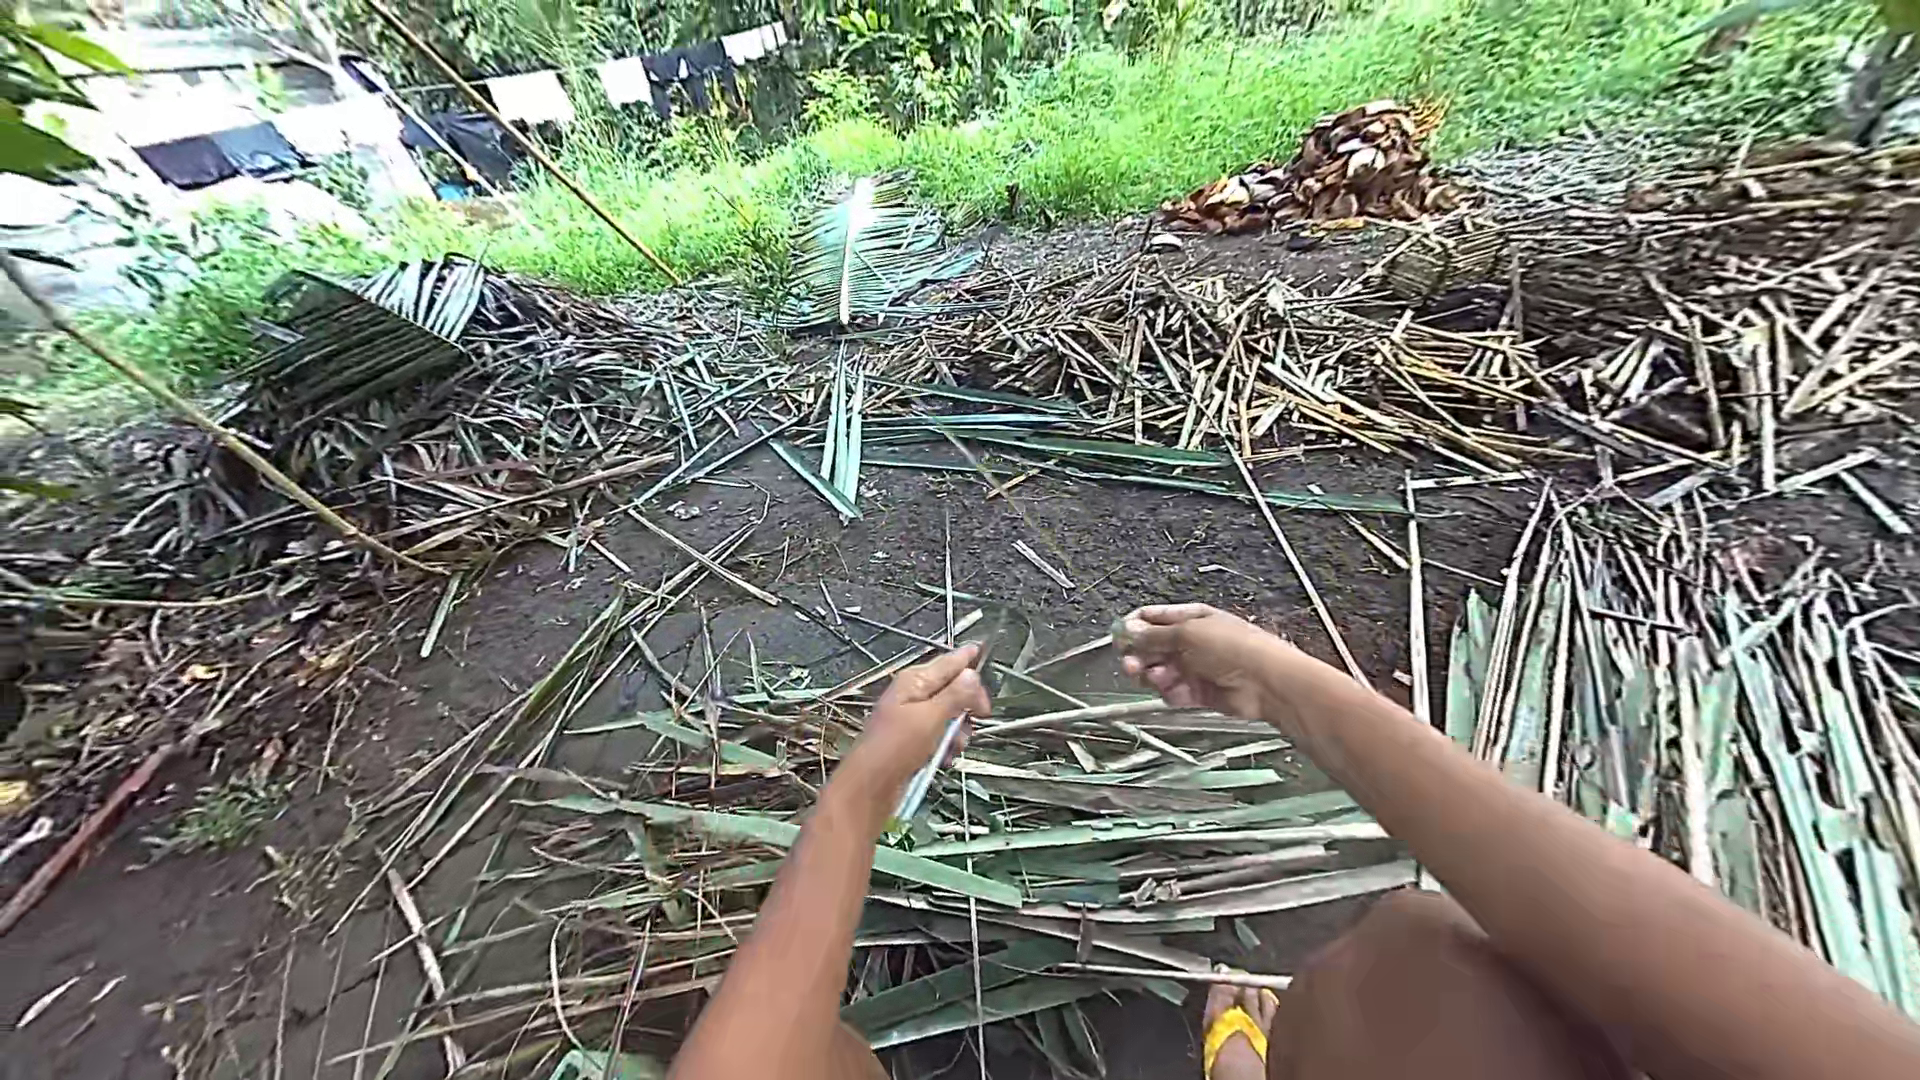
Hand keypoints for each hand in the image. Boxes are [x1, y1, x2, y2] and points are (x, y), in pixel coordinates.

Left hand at [833, 644, 990, 831]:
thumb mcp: (930, 717)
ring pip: (951, 714)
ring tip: (954, 745)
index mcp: (915, 680)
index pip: (948, 661)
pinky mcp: (915, 738)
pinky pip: (941, 734)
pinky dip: (947, 744)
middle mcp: (914, 693)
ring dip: (958, 730)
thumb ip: (954, 694)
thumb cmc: (896, 747)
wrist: (870, 788)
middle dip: (967, 704)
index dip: (969, 660)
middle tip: (979, 717)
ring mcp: (914, 716)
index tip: (986, 657)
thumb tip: (972, 674)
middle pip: (953, 688)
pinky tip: (944, 757)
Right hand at [1116, 603, 1314, 720]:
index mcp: (1190, 618)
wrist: (1267, 683)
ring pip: (1159, 671)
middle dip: (1138, 654)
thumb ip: (1153, 635)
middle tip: (1129, 661)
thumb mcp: (1187, 634)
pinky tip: (1174, 690)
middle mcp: (1191, 641)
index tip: (1119, 637)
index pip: (1152, 618)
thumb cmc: (1235, 648)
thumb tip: (1128, 630)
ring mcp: (1194, 667)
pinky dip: (1170, 692)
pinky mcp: (1198, 691)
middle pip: (1152, 647)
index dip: (1133, 627)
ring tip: (1154, 676)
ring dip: (1152, 674)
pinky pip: (1173, 692)